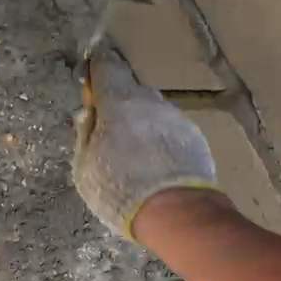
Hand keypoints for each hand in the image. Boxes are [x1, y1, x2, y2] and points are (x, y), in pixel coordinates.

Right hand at [71, 51, 225, 238]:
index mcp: (117, 101)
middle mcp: (149, 101)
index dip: (96, 70)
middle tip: (109, 129)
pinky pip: (170, 133)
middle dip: (120, 104)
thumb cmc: (119, 189)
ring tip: (134, 154)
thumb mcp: (86, 167)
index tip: (90, 76)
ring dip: (142, 125)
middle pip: (131, 92)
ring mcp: (175, 118)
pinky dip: (160, 142)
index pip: (105, 69)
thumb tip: (87, 113)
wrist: (174, 211)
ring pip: (153, 113)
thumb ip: (85, 135)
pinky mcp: (195, 138)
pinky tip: (156, 166)